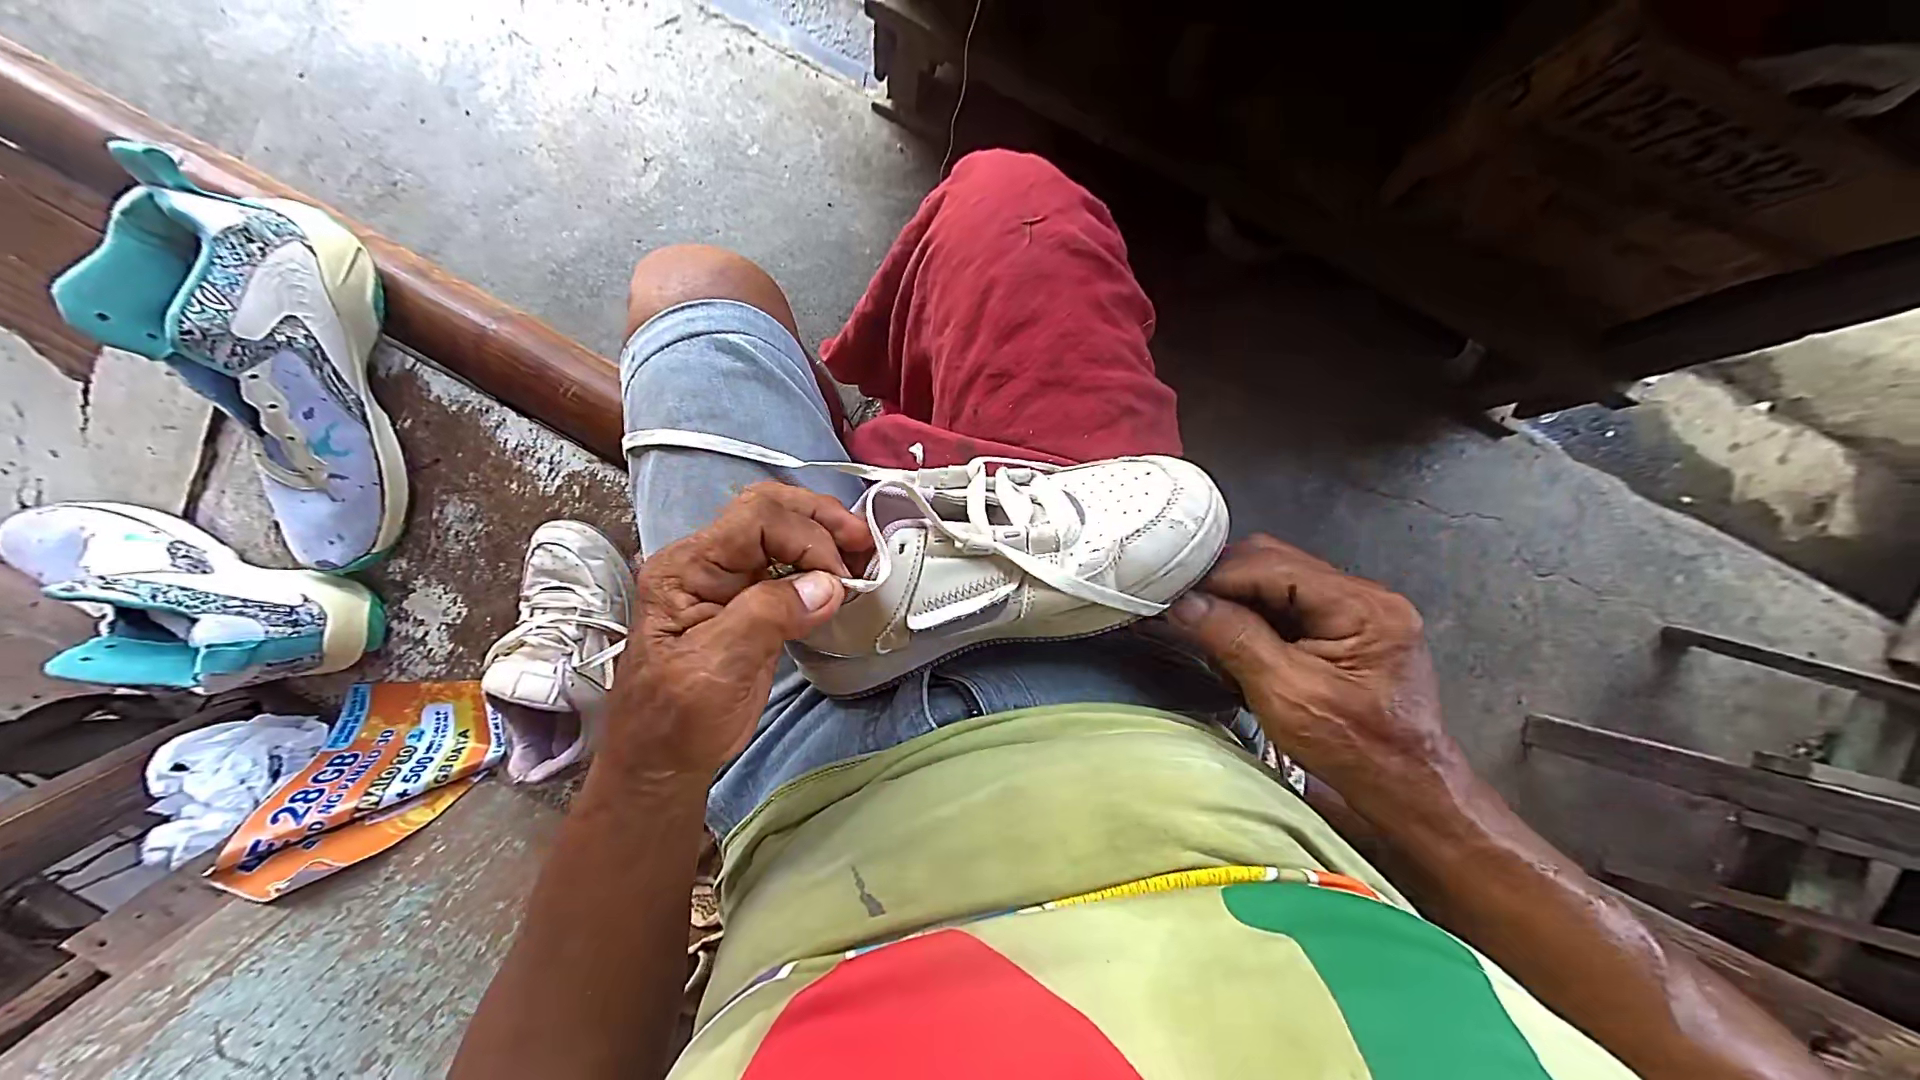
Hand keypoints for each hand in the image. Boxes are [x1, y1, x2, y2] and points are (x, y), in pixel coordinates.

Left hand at [600, 483, 874, 774]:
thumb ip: (767, 617)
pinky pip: (791, 565)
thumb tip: (826, 585)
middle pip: (769, 510)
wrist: (664, 760)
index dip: (807, 539)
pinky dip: (823, 565)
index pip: (755, 520)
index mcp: (686, 570)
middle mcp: (706, 564)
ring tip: (861, 557)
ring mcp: (729, 580)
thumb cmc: (674, 723)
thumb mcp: (714, 669)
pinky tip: (844, 579)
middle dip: (821, 519)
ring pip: (784, 531)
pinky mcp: (752, 600)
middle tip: (863, 543)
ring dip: (827, 537)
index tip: (838, 578)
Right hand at [1166, 534, 1460, 813]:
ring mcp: (1356, 609)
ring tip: (1205, 626)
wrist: (1403, 788)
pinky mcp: (1344, 626)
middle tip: (1184, 607)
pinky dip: (1252, 615)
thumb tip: (1185, 603)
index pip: (1273, 566)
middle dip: (1223, 583)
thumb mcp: (1285, 694)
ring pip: (1276, 579)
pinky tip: (1233, 639)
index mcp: (1362, 607)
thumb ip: (1234, 639)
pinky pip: (1286, 602)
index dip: (1217, 576)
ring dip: (1235, 598)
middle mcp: (1364, 595)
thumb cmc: (1353, 749)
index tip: (1174, 593)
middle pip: (1275, 562)